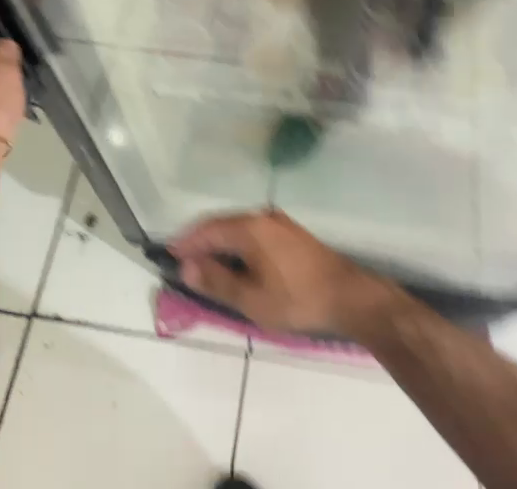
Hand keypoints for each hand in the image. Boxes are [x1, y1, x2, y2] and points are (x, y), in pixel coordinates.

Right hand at [169, 208, 403, 336]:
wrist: (349, 296)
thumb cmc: (296, 299)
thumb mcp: (251, 299)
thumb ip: (217, 281)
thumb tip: (187, 266)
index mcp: (250, 228)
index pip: (207, 229)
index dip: (185, 243)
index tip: (167, 256)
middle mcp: (263, 217)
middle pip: (222, 225)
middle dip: (200, 242)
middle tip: (183, 263)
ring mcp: (279, 223)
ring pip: (238, 229)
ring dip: (219, 245)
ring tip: (205, 267)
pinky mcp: (291, 234)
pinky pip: (253, 233)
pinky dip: (237, 246)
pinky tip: (236, 264)